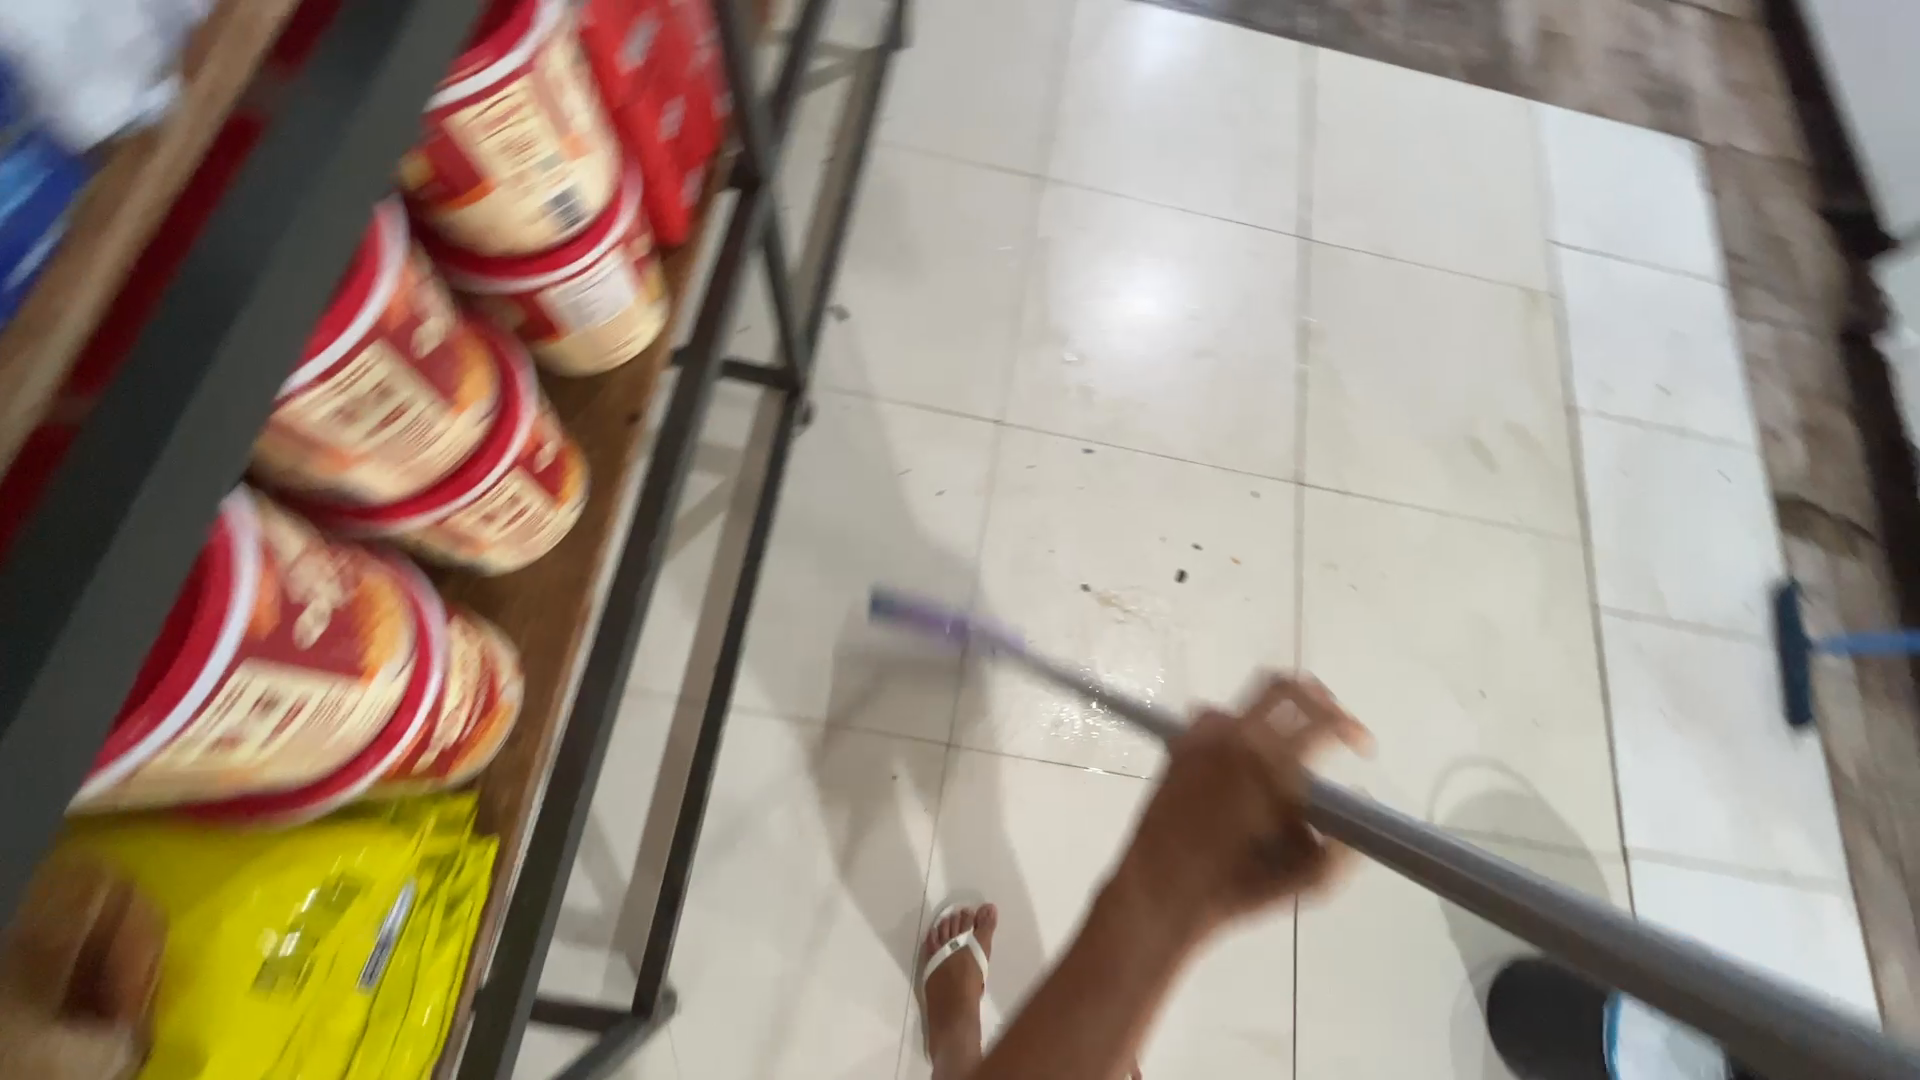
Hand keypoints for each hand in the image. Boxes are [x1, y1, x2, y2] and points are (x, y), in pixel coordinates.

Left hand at [1109, 673, 1371, 940]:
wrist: (1159, 888)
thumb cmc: (1234, 888)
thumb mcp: (1304, 879)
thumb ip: (1340, 840)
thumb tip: (1360, 797)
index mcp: (1271, 766)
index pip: (1322, 720)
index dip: (1350, 727)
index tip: (1362, 746)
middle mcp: (1234, 738)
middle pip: (1283, 688)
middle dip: (1315, 700)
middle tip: (1330, 724)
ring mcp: (1200, 737)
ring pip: (1247, 706)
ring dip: (1273, 722)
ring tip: (1282, 757)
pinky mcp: (1178, 745)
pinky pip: (1212, 721)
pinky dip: (1234, 734)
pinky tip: (1239, 762)